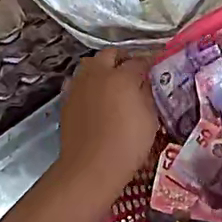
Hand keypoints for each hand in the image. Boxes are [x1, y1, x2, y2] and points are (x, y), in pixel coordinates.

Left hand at [58, 49, 158, 189]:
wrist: (91, 167)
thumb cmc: (128, 144)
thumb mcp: (150, 119)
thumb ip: (148, 95)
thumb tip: (146, 83)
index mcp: (122, 76)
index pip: (140, 61)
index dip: (150, 63)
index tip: (155, 69)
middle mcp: (98, 74)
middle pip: (110, 54)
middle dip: (123, 59)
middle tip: (133, 71)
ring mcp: (79, 85)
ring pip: (90, 64)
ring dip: (102, 67)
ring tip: (112, 81)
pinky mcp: (66, 99)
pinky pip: (78, 81)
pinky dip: (88, 82)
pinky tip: (94, 95)